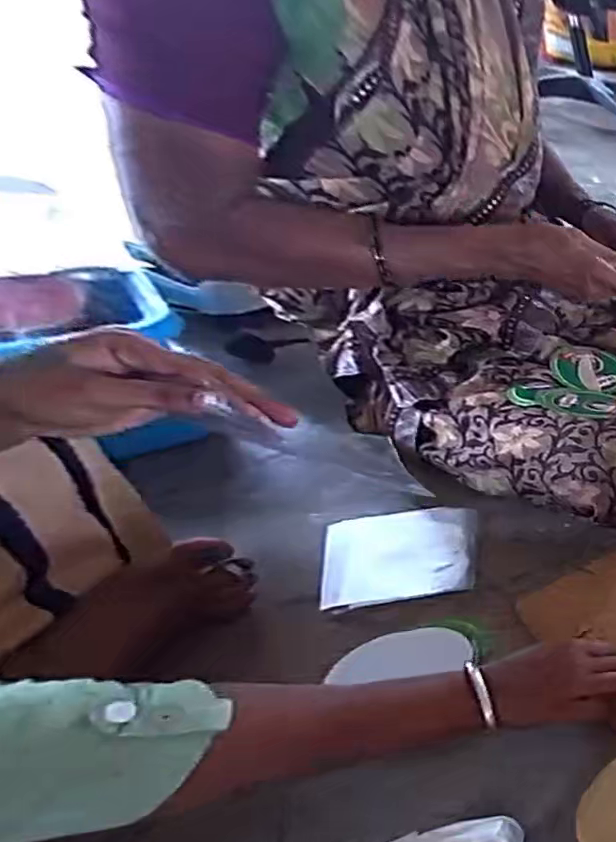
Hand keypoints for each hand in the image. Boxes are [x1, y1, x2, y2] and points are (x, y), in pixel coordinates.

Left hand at [0, 329, 298, 443]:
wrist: (6, 407)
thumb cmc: (42, 393)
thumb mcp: (99, 393)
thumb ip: (159, 395)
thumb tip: (214, 399)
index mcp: (133, 346)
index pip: (193, 369)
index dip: (229, 390)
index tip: (259, 412)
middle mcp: (150, 355)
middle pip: (210, 376)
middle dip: (251, 397)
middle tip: (286, 417)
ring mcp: (154, 373)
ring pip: (210, 387)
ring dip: (246, 404)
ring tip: (278, 420)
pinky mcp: (156, 392)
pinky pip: (199, 398)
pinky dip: (227, 409)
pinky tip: (250, 418)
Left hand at [482, 639, 615, 726]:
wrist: (490, 690)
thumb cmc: (526, 709)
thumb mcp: (562, 715)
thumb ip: (595, 709)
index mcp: (583, 680)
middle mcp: (582, 658)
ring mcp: (572, 647)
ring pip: (610, 647)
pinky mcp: (561, 642)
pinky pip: (594, 643)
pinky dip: (606, 650)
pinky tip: (605, 659)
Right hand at [499, 223, 615, 306]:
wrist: (512, 254)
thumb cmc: (543, 240)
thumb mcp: (579, 238)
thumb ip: (606, 254)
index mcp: (600, 275)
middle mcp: (596, 291)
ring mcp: (587, 295)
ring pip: (614, 289)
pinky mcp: (578, 294)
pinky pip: (601, 288)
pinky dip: (607, 279)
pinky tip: (602, 265)